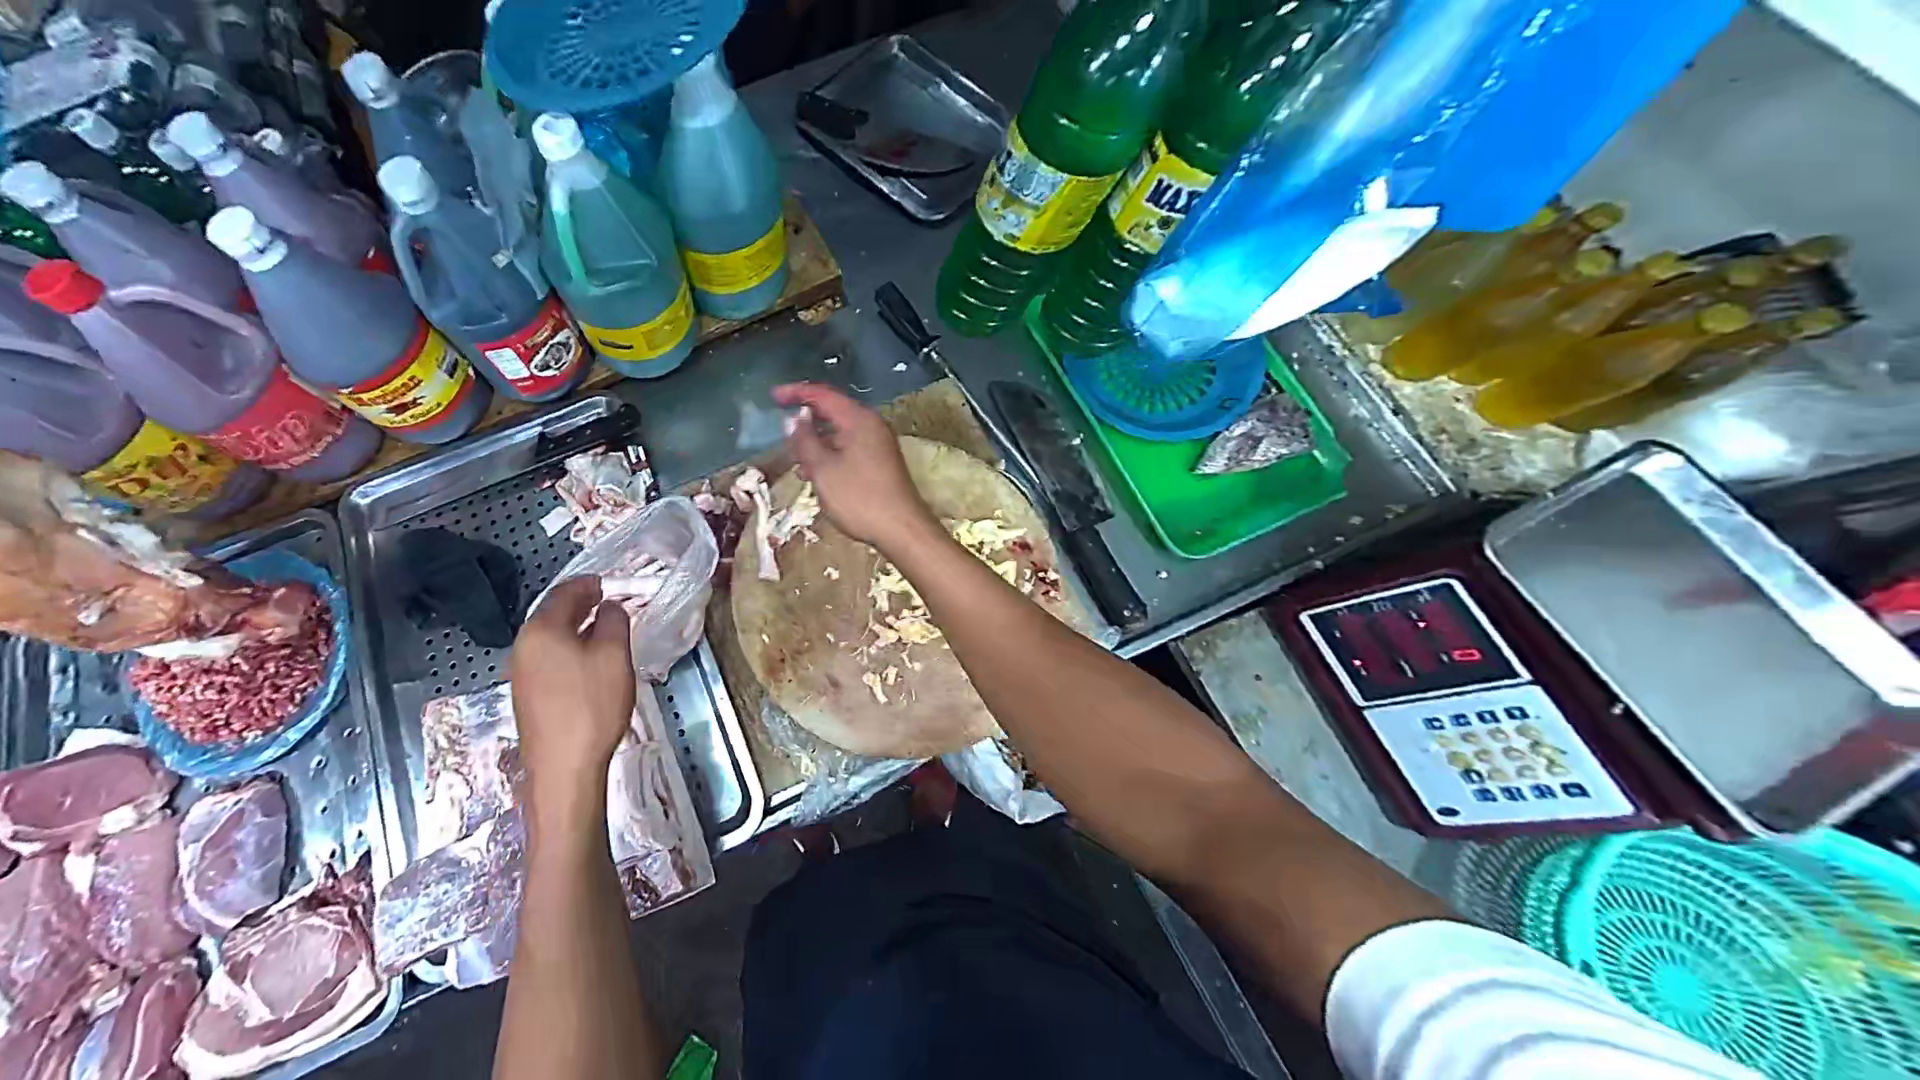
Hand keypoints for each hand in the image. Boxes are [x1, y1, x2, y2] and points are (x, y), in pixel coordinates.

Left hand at [510, 577, 634, 833]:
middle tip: (608, 600)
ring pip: (551, 638)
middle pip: (552, 614)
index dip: (588, 584)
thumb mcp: (614, 655)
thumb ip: (614, 622)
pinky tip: (590, 659)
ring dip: (576, 627)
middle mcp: (523, 647)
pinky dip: (570, 648)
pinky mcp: (529, 695)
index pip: (564, 594)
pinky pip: (550, 658)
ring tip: (604, 627)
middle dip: (580, 604)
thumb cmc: (592, 704)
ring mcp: (522, 673)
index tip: (607, 582)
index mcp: (541, 631)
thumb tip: (609, 608)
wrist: (564, 766)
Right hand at [773, 382, 939, 553]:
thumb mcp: (823, 469)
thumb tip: (794, 418)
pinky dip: (831, 455)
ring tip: (798, 461)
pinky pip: (850, 448)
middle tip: (783, 432)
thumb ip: (805, 440)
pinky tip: (818, 474)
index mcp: (859, 419)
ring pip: (841, 433)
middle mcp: (872, 426)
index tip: (773, 396)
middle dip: (807, 421)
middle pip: (834, 412)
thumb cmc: (860, 498)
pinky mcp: (881, 462)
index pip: (823, 394)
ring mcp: (879, 444)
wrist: (902, 529)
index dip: (796, 392)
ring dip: (818, 443)